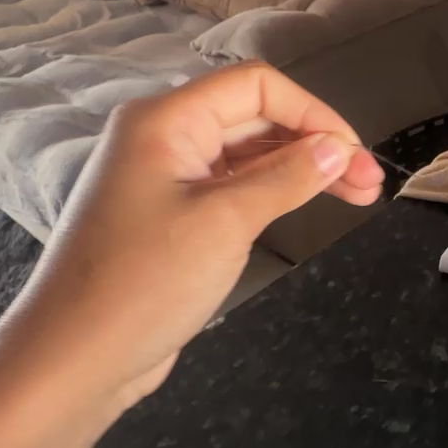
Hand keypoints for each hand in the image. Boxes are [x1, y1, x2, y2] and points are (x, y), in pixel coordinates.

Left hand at [0, 63, 383, 405]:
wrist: (78, 359)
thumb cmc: (147, 281)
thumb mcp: (227, 222)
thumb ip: (287, 177)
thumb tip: (339, 147)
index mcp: (166, 121)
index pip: (256, 88)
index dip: (313, 113)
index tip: (354, 154)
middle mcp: (167, 137)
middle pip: (257, 119)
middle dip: (317, 145)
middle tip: (370, 183)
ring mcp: (170, 178)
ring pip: (252, 155)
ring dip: (304, 170)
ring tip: (359, 196)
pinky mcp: (177, 215)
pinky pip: (237, 186)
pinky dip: (278, 192)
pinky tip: (310, 203)